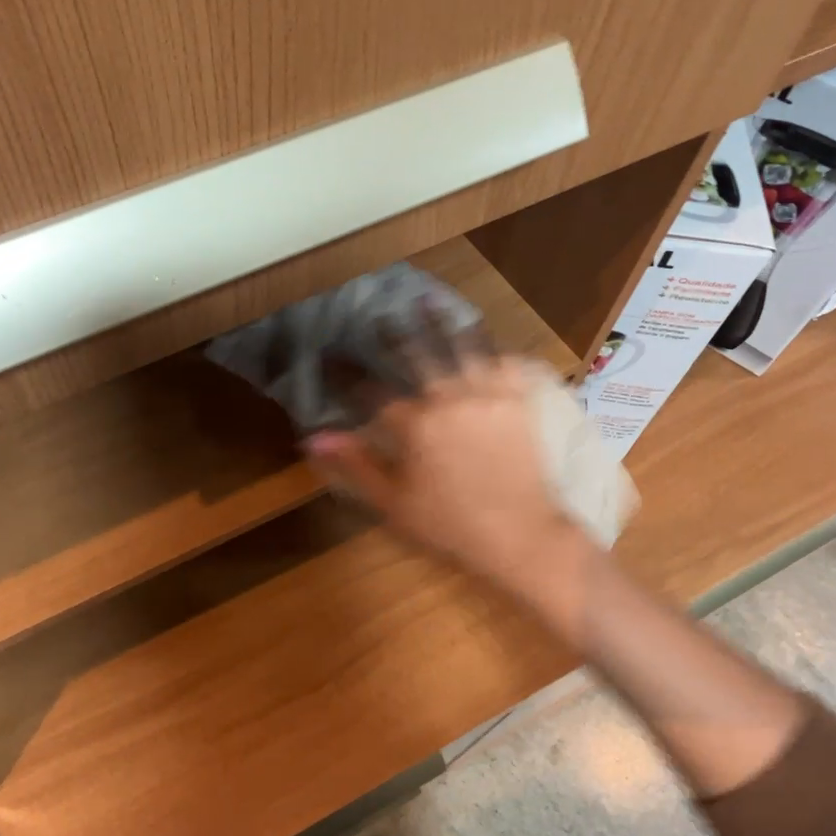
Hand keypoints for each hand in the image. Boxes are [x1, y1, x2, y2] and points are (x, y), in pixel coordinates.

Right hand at [304, 341, 577, 584]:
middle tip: (382, 314)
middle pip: (417, 354)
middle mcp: (449, 398)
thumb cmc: (451, 524)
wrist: (522, 536)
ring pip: (464, 346)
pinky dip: (494, 350)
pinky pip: (507, 363)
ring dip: (444, 323)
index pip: (372, 391)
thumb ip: (356, 465)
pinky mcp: (520, 401)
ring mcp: (489, 394)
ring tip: (430, 300)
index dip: (348, 373)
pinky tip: (485, 341)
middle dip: (395, 332)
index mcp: (415, 424)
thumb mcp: (394, 502)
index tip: (331, 356)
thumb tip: (313, 439)